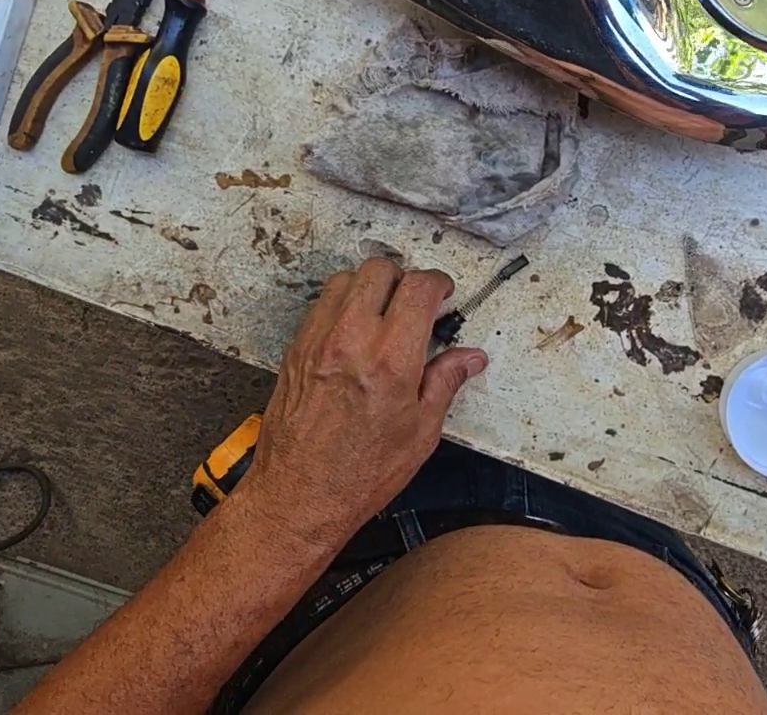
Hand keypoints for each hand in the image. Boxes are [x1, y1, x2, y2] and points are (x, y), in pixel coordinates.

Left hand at [237, 258, 487, 548]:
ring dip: (369, 287)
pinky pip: (321, 304)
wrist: (299, 496)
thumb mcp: (420, 433)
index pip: (418, 288)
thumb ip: (445, 383)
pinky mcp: (296, 348)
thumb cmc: (359, 474)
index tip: (443, 293)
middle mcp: (351, 341)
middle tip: (414, 303)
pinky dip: (341, 305)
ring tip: (382, 313)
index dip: (438, 283)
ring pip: (346, 279)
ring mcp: (319, 340)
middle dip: (404, 278)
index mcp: (391, 360)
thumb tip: (469, 358)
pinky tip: (354, 331)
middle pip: (379, 270)